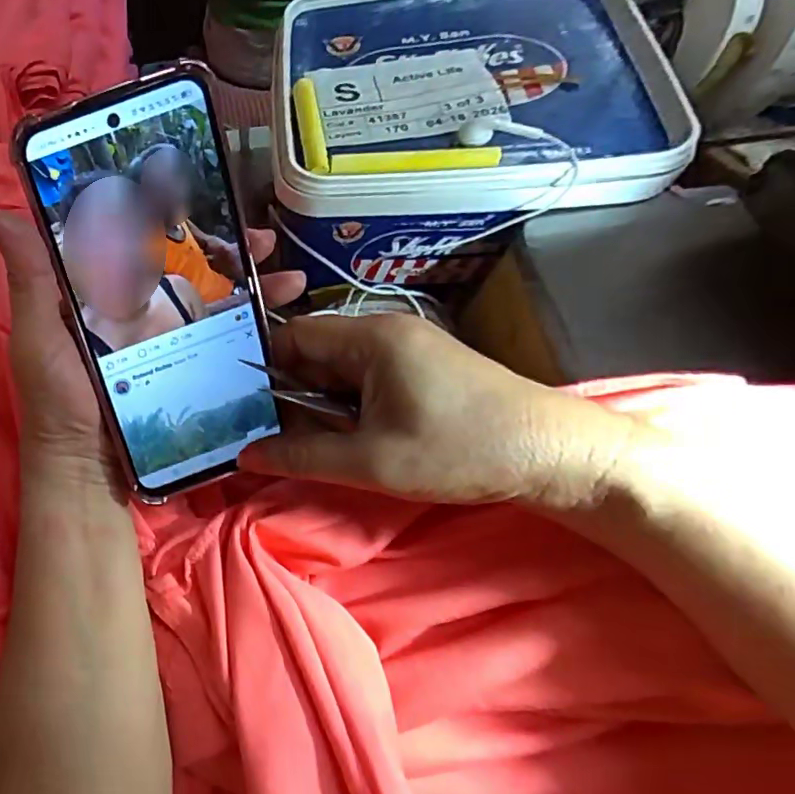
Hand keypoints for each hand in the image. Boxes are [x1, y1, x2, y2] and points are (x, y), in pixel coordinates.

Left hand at [0, 212, 307, 477]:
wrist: (89, 470)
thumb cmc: (57, 403)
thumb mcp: (38, 337)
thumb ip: (29, 278)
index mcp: (94, 289)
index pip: (130, 235)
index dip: (162, 209)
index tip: (195, 187)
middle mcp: (131, 304)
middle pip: (179, 257)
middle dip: (218, 237)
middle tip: (252, 230)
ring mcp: (162, 332)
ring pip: (206, 287)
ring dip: (244, 269)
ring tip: (277, 261)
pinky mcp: (184, 360)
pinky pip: (219, 329)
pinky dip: (250, 312)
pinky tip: (281, 297)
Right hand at [237, 313, 650, 508]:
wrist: (554, 455)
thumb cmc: (460, 451)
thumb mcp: (372, 462)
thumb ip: (301, 456)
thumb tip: (245, 456)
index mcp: (369, 338)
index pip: (291, 337)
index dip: (261, 371)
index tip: (241, 409)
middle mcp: (385, 331)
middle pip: (313, 353)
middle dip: (287, 393)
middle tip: (264, 434)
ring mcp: (407, 349)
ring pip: (338, 371)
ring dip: (318, 405)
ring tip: (299, 442)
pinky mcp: (422, 369)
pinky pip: (365, 381)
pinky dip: (346, 408)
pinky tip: (343, 438)